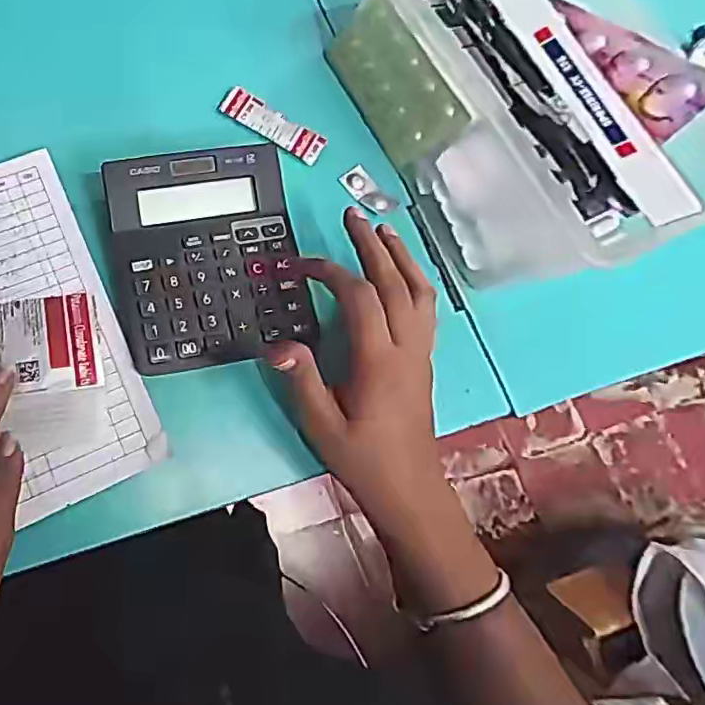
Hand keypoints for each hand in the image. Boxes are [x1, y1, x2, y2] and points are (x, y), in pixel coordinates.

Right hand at [266, 207, 440, 503]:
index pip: (359, 299)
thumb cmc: (361, 457)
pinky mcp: (424, 360)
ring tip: (383, 232)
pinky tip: (402, 274)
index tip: (302, 265)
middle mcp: (406, 349)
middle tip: (353, 217)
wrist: (409, 486)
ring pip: (418, 292)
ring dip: (401, 257)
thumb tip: (278, 344)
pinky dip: (414, 280)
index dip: (331, 273)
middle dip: (373, 246)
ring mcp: (420, 353)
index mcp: (379, 361)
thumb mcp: (321, 423)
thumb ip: (301, 379)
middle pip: (395, 283)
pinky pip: (426, 308)